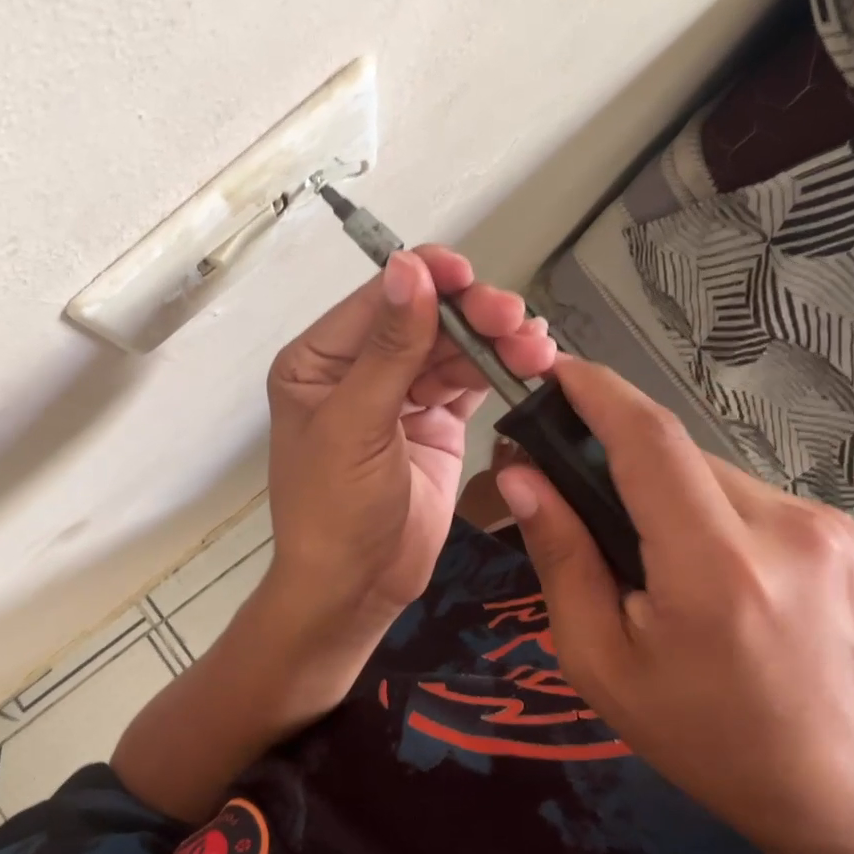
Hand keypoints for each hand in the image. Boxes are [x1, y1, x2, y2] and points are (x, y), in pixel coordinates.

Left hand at [265, 245, 554, 631]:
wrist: (355, 588)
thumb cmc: (335, 509)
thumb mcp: (355, 425)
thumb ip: (388, 347)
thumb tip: (408, 265)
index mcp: (318, 362)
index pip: (377, 303)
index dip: (425, 282)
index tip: (470, 277)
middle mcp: (356, 369)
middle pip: (422, 320)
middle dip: (471, 316)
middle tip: (516, 322)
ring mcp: (398, 396)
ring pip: (452, 348)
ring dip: (495, 342)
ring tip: (535, 348)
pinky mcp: (434, 423)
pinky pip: (469, 382)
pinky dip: (499, 370)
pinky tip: (531, 361)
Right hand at [495, 355, 853, 845]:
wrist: (841, 786)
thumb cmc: (701, 734)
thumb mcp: (600, 659)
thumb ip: (561, 557)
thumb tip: (522, 477)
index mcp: (714, 568)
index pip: (650, 442)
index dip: (598, 393)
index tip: (554, 370)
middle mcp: (782, 527)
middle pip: (673, 455)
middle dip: (613, 461)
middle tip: (569, 497)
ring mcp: (824, 525)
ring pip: (706, 472)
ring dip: (657, 489)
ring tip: (637, 554)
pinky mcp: (840, 530)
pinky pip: (740, 494)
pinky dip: (697, 508)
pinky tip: (691, 565)